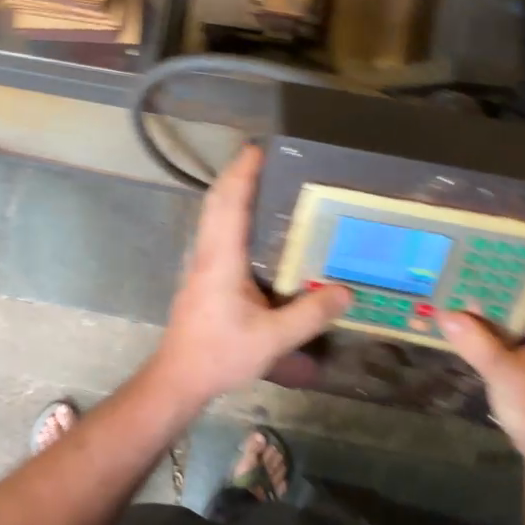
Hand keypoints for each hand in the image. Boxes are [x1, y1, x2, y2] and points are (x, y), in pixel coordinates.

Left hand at [151, 146, 350, 403]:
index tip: (257, 149)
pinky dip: (229, 215)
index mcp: (222, 257)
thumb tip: (345, 292)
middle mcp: (207, 252)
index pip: (230, 203)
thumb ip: (309, 315)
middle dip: (237, 175)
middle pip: (217, 202)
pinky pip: (215, 232)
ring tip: (259, 184)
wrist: (179, 375)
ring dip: (230, 194)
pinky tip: (249, 228)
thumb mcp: (272, 339)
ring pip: (212, 216)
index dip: (242, 174)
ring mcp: (200, 263)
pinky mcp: (201, 276)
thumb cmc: (220, 353)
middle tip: (262, 158)